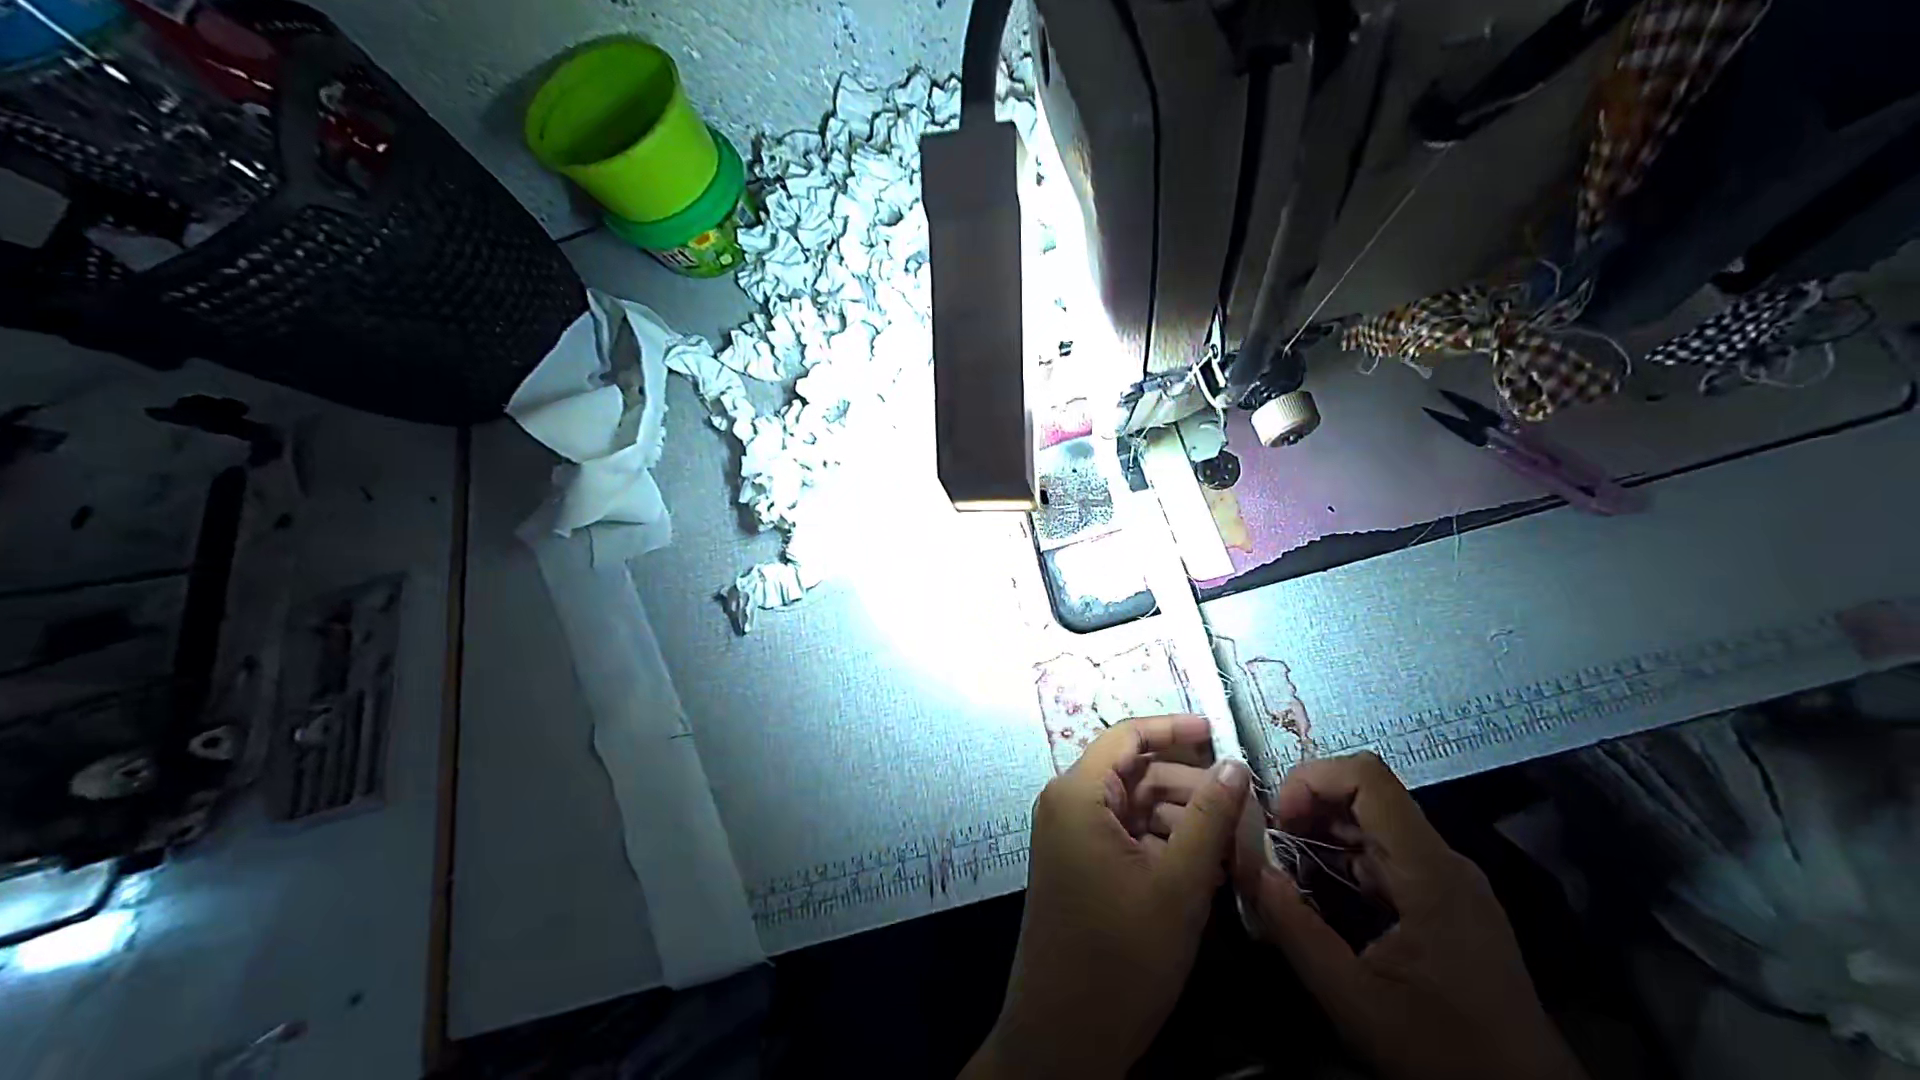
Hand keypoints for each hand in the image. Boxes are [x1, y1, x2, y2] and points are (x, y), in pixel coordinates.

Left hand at [964, 715, 1250, 1079]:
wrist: (1064, 1034)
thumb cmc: (1120, 955)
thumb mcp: (1178, 885)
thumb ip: (1209, 818)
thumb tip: (1235, 765)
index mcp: (1077, 794)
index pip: (1127, 736)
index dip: (1173, 727)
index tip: (1219, 731)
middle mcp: (1068, 804)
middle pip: (1136, 773)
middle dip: (1190, 786)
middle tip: (1245, 810)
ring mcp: (1072, 836)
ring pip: (1136, 807)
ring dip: (1183, 819)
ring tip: (1235, 847)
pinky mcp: (1081, 864)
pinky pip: (1127, 835)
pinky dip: (1164, 843)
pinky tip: (1206, 868)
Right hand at [1235, 752, 1585, 1079]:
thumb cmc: (1442, 1050)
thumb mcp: (1352, 997)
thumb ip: (1293, 926)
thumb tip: (1245, 865)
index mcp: (1429, 871)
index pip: (1367, 778)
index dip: (1311, 780)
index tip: (1276, 819)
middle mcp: (1442, 862)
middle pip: (1366, 795)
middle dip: (1307, 807)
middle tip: (1268, 844)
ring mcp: (1448, 881)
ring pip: (1373, 825)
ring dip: (1320, 833)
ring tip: (1283, 867)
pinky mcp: (1445, 902)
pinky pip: (1385, 856)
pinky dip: (1341, 858)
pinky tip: (1316, 891)